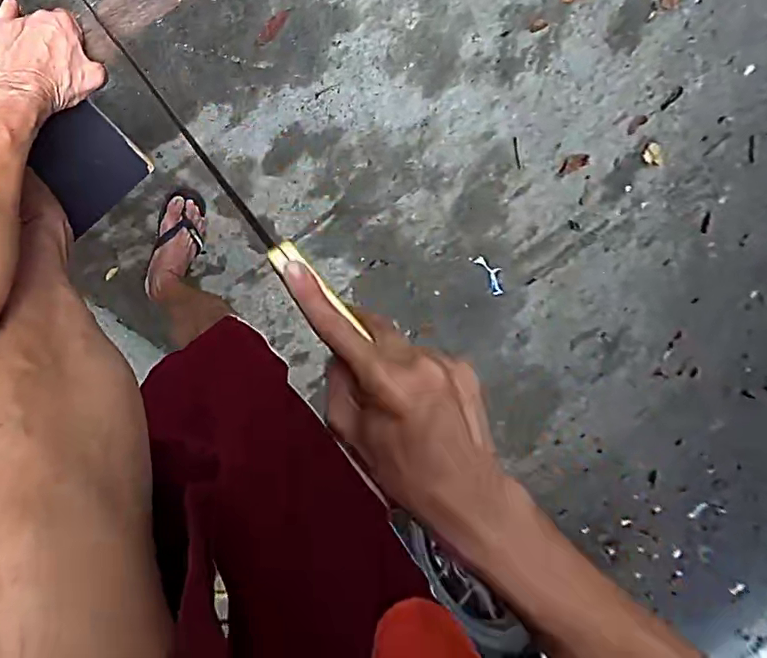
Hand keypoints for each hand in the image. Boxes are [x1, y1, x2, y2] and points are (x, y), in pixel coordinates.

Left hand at [0, 0, 106, 120]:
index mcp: (66, 24)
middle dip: (51, 40)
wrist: (19, 98)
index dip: (71, 45)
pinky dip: (10, 15)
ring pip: (29, 22)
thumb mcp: (91, 81)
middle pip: (50, 24)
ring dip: (31, 36)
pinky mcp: (0, 30)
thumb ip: (98, 67)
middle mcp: (42, 18)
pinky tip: (12, 25)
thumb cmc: (50, 88)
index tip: (68, 58)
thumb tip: (98, 68)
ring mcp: (20, 23)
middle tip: (50, 63)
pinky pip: (6, 13)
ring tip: (30, 58)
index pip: (73, 28)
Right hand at [281, 262, 520, 551]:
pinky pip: (422, 357)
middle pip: (372, 326)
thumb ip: (339, 386)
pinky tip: (423, 405)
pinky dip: (413, 372)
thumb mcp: (355, 437)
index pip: (339, 331)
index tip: (293, 266)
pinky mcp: (464, 367)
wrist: (474, 501)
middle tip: (354, 369)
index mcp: (389, 384)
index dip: (312, 297)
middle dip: (357, 338)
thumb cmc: (407, 476)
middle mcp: (419, 363)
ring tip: (399, 404)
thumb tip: (341, 357)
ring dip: (388, 361)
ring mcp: (446, 362)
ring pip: (397, 345)